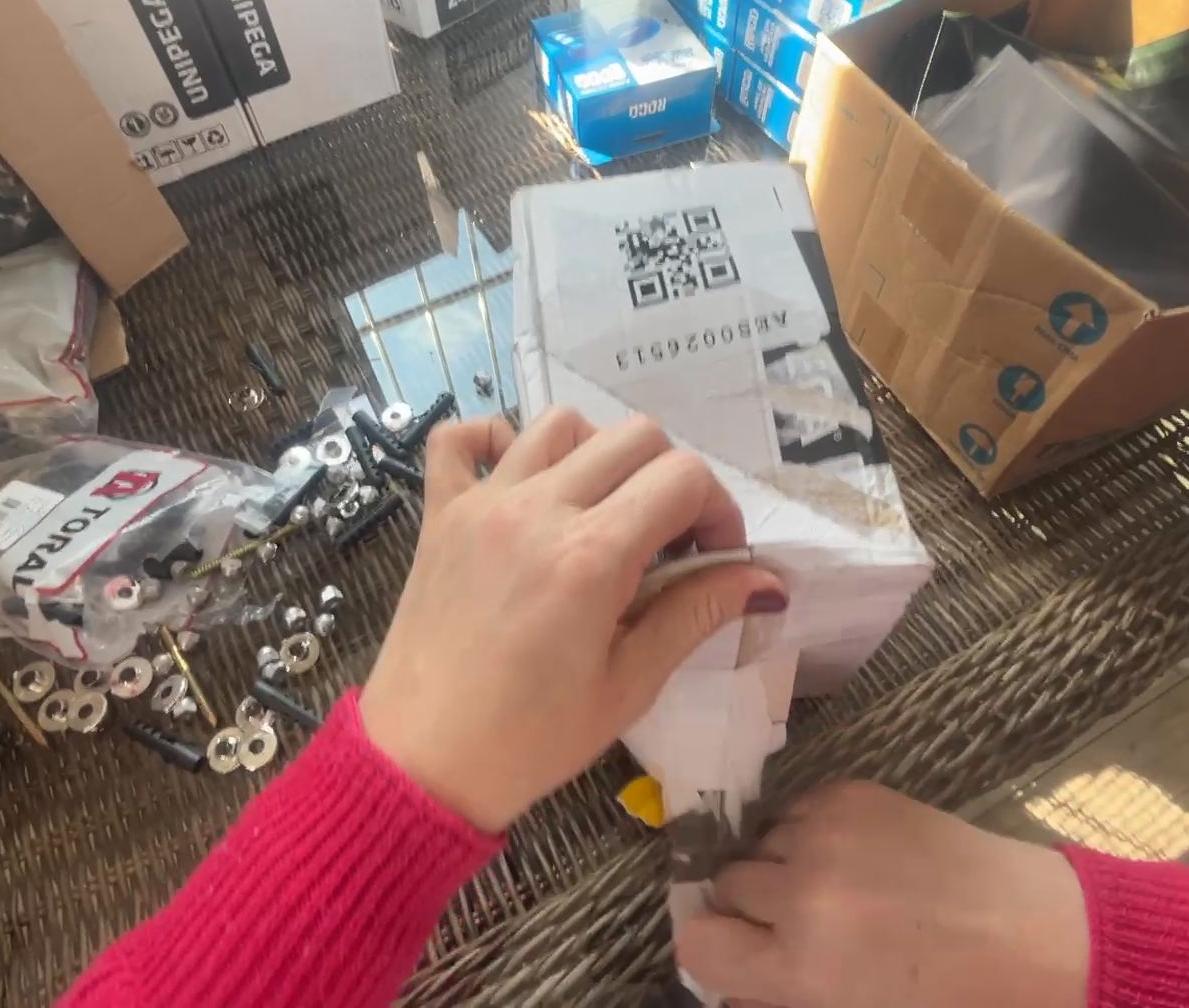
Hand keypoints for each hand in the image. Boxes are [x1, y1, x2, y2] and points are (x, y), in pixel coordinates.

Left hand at [360, 409, 788, 832]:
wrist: (421, 765)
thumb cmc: (531, 739)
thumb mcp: (630, 685)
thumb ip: (697, 613)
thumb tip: (767, 581)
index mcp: (591, 555)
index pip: (684, 477)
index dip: (719, 509)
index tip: (714, 557)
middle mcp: (537, 508)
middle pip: (634, 435)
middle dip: (671, 479)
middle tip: (667, 541)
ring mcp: (481, 502)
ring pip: (560, 423)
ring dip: (599, 454)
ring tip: (601, 510)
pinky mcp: (439, 513)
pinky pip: (459, 439)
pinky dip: (495, 440)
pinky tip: (518, 480)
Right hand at [676, 781, 1087, 1007]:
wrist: (1033, 935)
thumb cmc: (949, 1000)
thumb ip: (779, 998)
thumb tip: (726, 981)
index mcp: (803, 970)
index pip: (699, 942)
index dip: (711, 945)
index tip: (733, 944)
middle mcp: (802, 893)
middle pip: (725, 884)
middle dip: (752, 905)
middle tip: (795, 921)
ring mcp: (824, 833)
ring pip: (757, 842)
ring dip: (778, 864)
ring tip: (831, 884)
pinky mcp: (846, 792)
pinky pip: (792, 810)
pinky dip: (807, 832)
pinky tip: (850, 853)